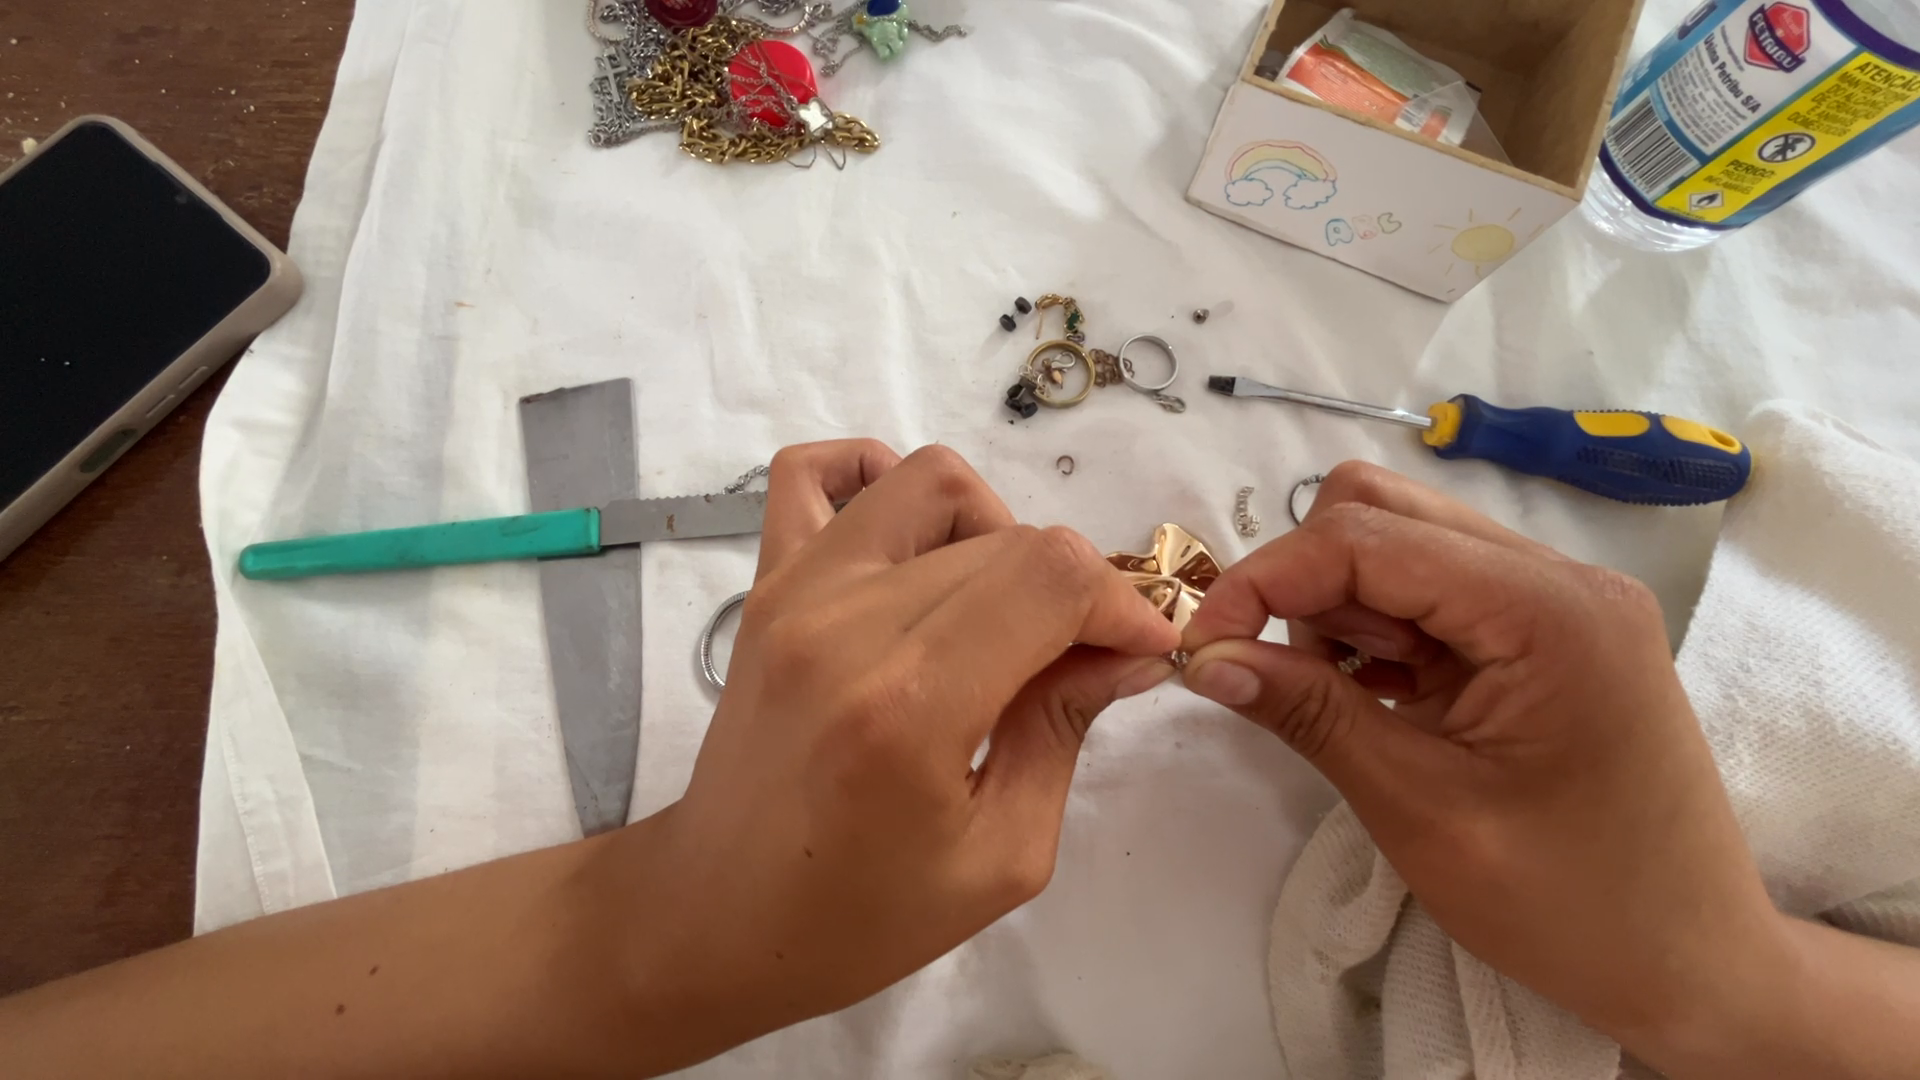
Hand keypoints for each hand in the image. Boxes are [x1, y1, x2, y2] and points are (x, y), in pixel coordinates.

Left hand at [618, 441, 1178, 1069]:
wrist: (716, 914)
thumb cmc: (860, 915)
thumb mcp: (1002, 854)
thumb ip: (1066, 730)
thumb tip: (1127, 650)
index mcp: (910, 705)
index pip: (1050, 579)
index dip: (1120, 602)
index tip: (1142, 647)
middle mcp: (847, 623)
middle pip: (1007, 537)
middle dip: (1076, 584)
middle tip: (1083, 648)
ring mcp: (794, 590)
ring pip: (930, 482)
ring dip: (994, 528)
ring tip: (997, 602)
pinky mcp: (763, 584)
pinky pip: (810, 473)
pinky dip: (874, 473)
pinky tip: (911, 538)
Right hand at [1178, 462, 1788, 1072]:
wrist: (1691, 964)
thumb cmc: (1568, 903)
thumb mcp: (1417, 808)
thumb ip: (1306, 712)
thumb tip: (1203, 659)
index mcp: (1547, 611)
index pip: (1362, 537)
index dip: (1264, 578)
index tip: (1205, 645)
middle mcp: (1552, 574)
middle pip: (1374, 508)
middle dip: (1301, 578)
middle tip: (1285, 667)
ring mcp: (1545, 592)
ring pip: (1385, 534)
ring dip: (1332, 600)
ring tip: (1348, 689)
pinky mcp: (1528, 620)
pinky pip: (1411, 578)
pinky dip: (1363, 620)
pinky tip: (1378, 687)